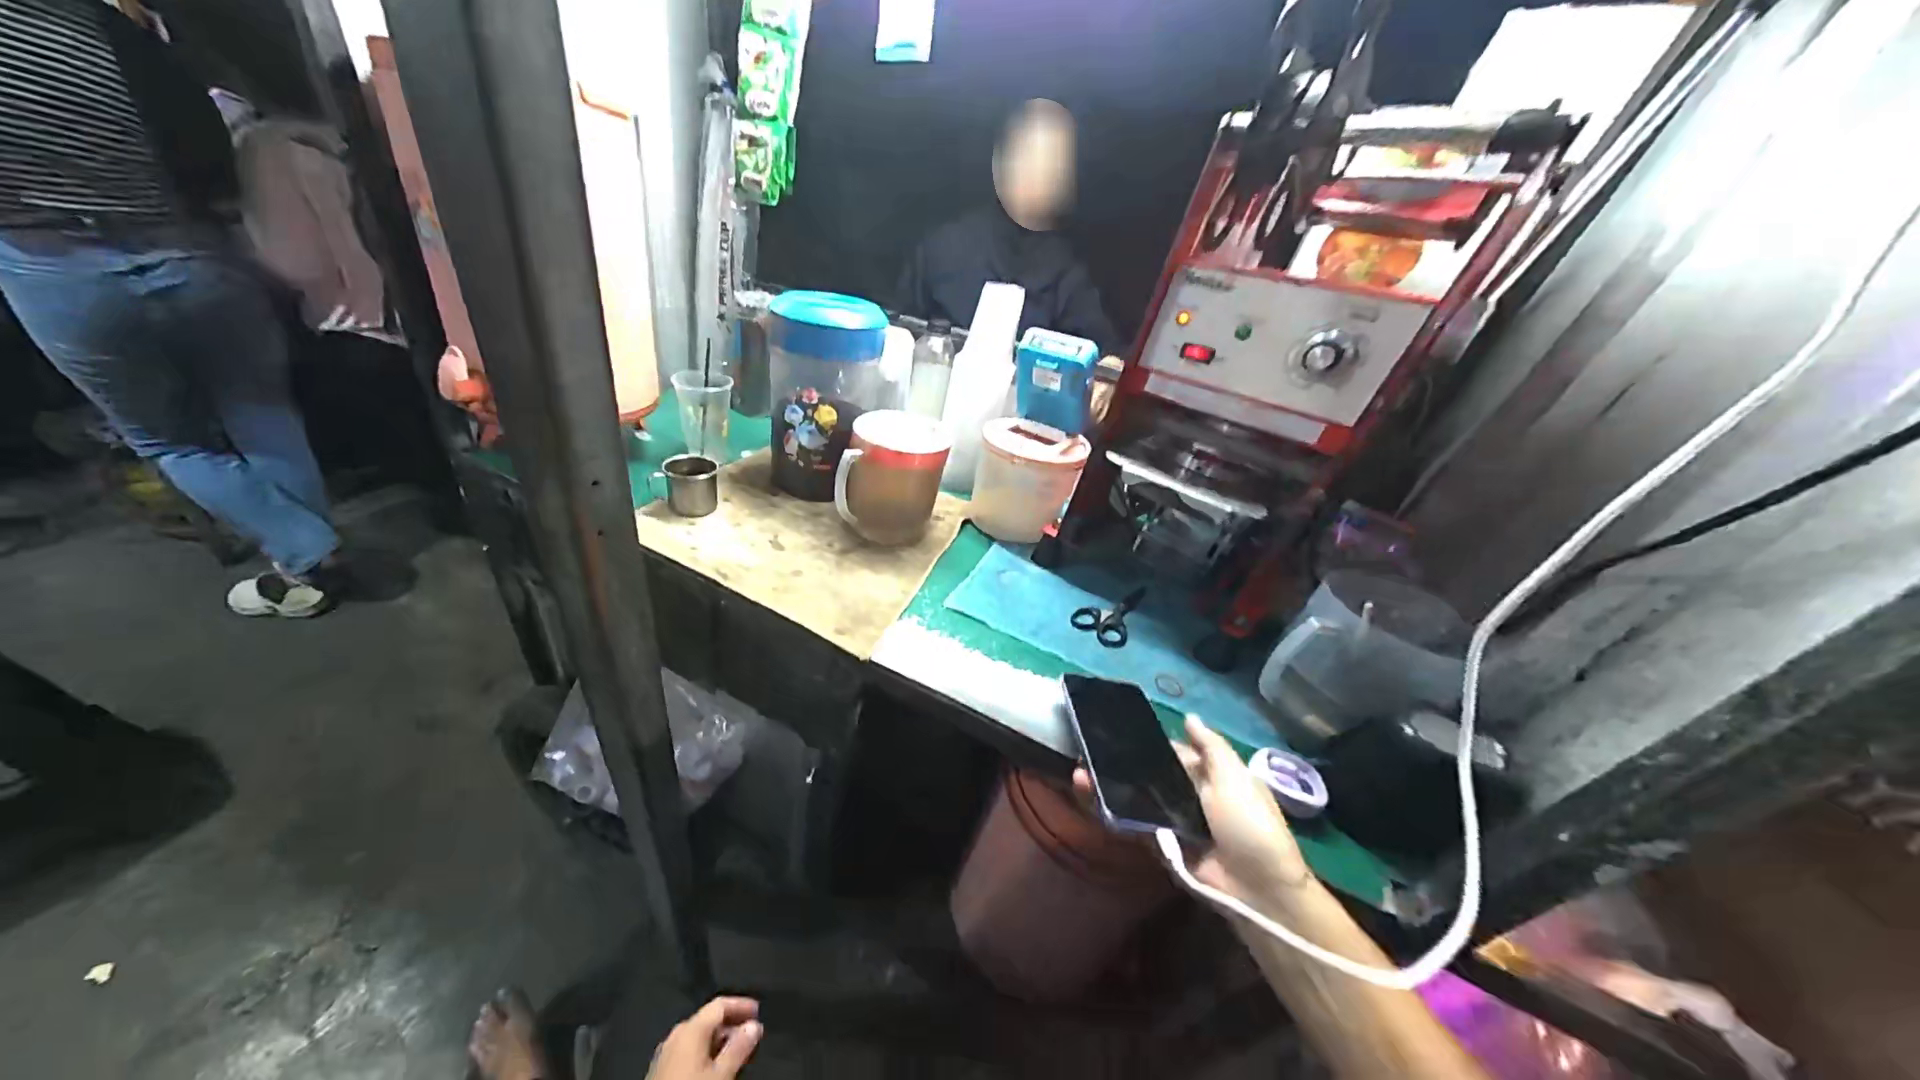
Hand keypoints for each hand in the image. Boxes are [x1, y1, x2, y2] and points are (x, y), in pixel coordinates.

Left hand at [647, 996, 763, 1079]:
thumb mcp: (721, 1075)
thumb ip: (739, 1048)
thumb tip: (754, 1025)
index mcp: (691, 1029)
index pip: (720, 1004)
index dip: (741, 1005)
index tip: (759, 1011)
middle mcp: (676, 1034)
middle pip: (709, 1019)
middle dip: (731, 1024)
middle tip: (751, 1034)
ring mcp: (666, 1053)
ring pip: (698, 1036)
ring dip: (719, 1040)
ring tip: (736, 1052)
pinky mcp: (660, 1070)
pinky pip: (688, 1051)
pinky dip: (705, 1052)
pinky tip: (713, 1067)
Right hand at [1074, 716, 1314, 913]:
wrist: (1256, 889)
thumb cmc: (1251, 825)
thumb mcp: (1235, 778)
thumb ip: (1210, 746)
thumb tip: (1188, 716)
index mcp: (1208, 777)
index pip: (1172, 753)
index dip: (1147, 743)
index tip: (1115, 729)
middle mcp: (1187, 796)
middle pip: (1148, 775)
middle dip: (1120, 764)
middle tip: (1087, 748)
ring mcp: (1171, 822)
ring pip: (1134, 798)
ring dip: (1107, 784)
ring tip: (1079, 770)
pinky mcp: (1159, 845)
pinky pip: (1130, 825)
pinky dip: (1107, 810)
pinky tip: (1086, 792)